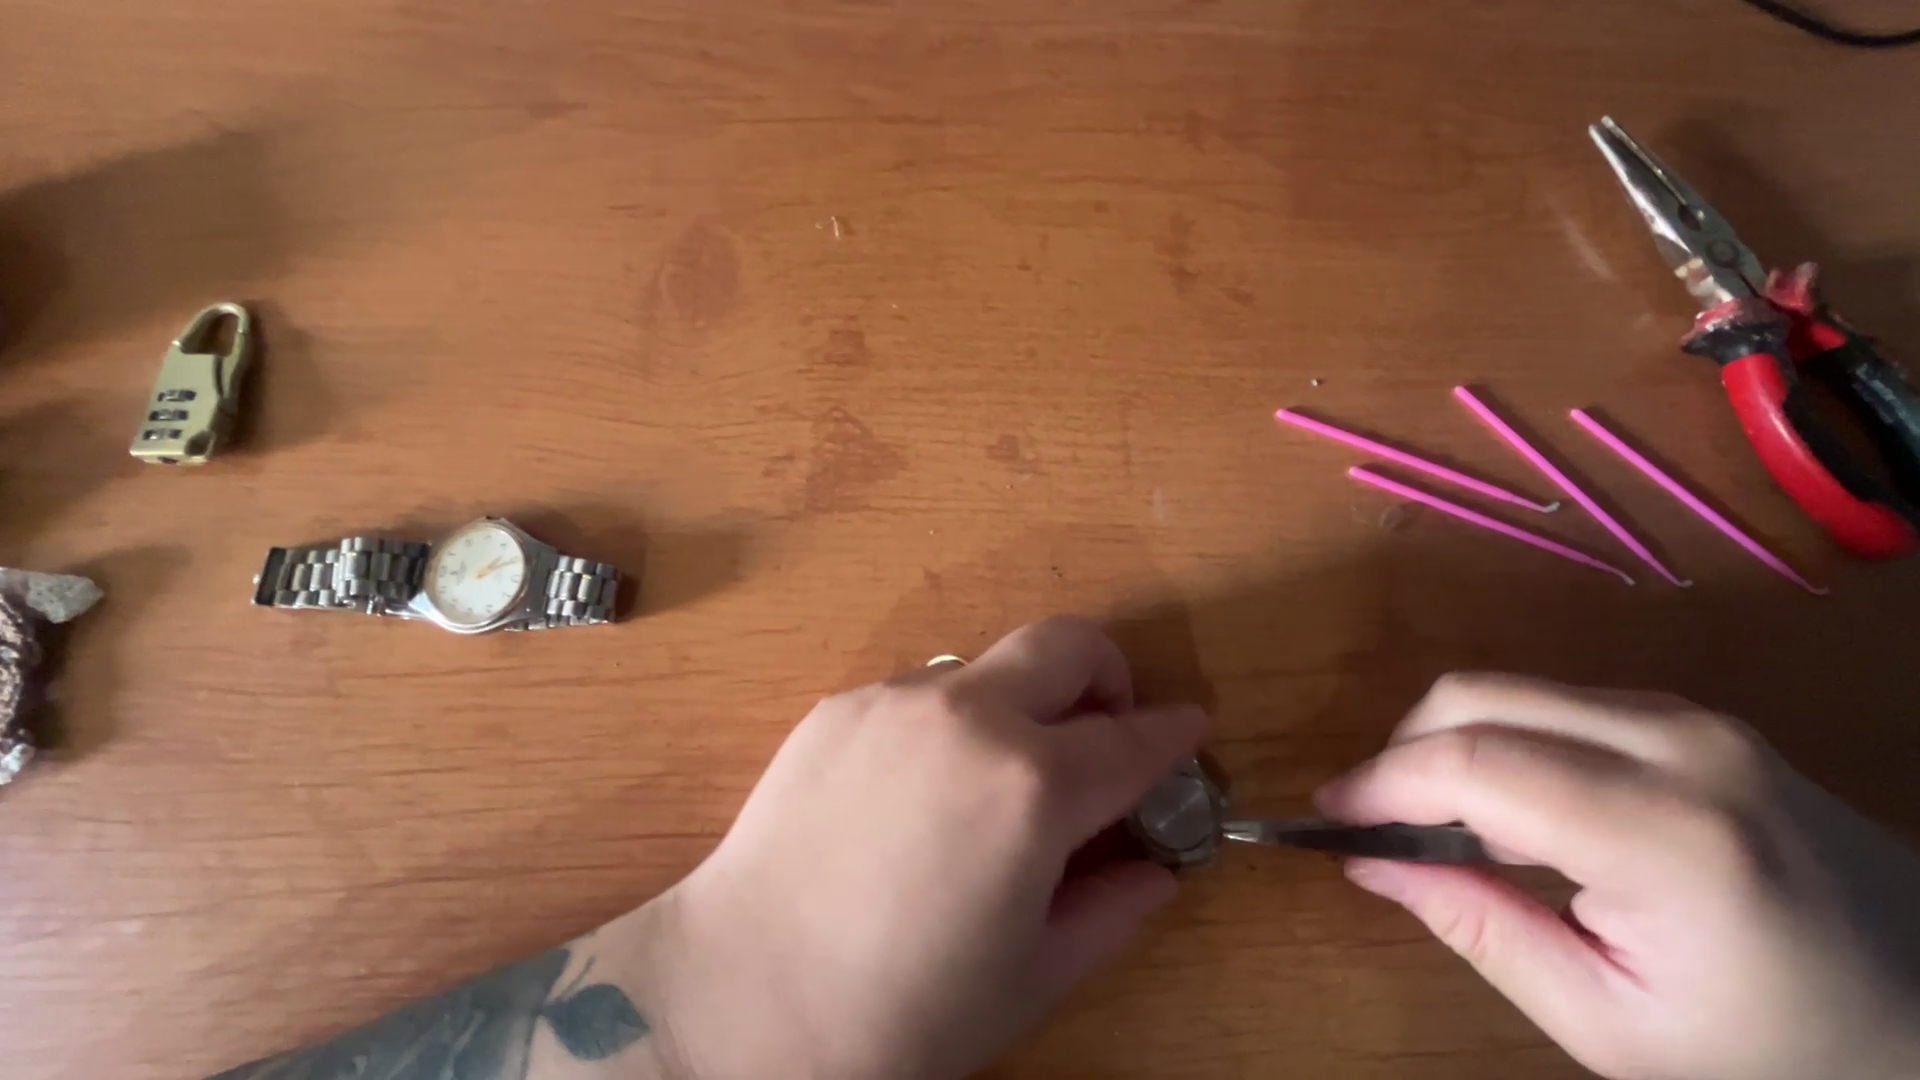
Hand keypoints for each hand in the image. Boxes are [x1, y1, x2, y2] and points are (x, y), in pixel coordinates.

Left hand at [643, 617, 1207, 1079]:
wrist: (743, 997)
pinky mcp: (841, 705)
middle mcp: (970, 717)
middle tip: (1105, 727)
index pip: (1132, 739)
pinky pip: (922, 696)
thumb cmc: (904, 1009)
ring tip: (998, 778)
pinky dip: (950, 725)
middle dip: (1107, 671)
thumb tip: (1156, 869)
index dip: (1173, 733)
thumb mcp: (1033, 975)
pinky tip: (920, 791)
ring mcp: (897, 701)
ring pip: (989, 667)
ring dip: (1020, 703)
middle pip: (1066, 642)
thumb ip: (1112, 908)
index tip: (1190, 729)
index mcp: (1033, 786)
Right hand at [1316, 673, 1919, 1079]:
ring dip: (1442, 743)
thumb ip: (1473, 925)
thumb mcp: (1608, 1021)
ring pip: (1504, 689)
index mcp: (1669, 838)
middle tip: (1377, 819)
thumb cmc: (1776, 1050)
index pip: (1472, 767)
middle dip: (1400, 751)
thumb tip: (1363, 858)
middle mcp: (1680, 747)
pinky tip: (1504, 804)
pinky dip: (1492, 736)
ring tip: (1437, 819)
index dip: (1379, 782)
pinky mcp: (1690, 716)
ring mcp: (1691, 719)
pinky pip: (1548, 700)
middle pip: (1475, 700)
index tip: (1330, 815)